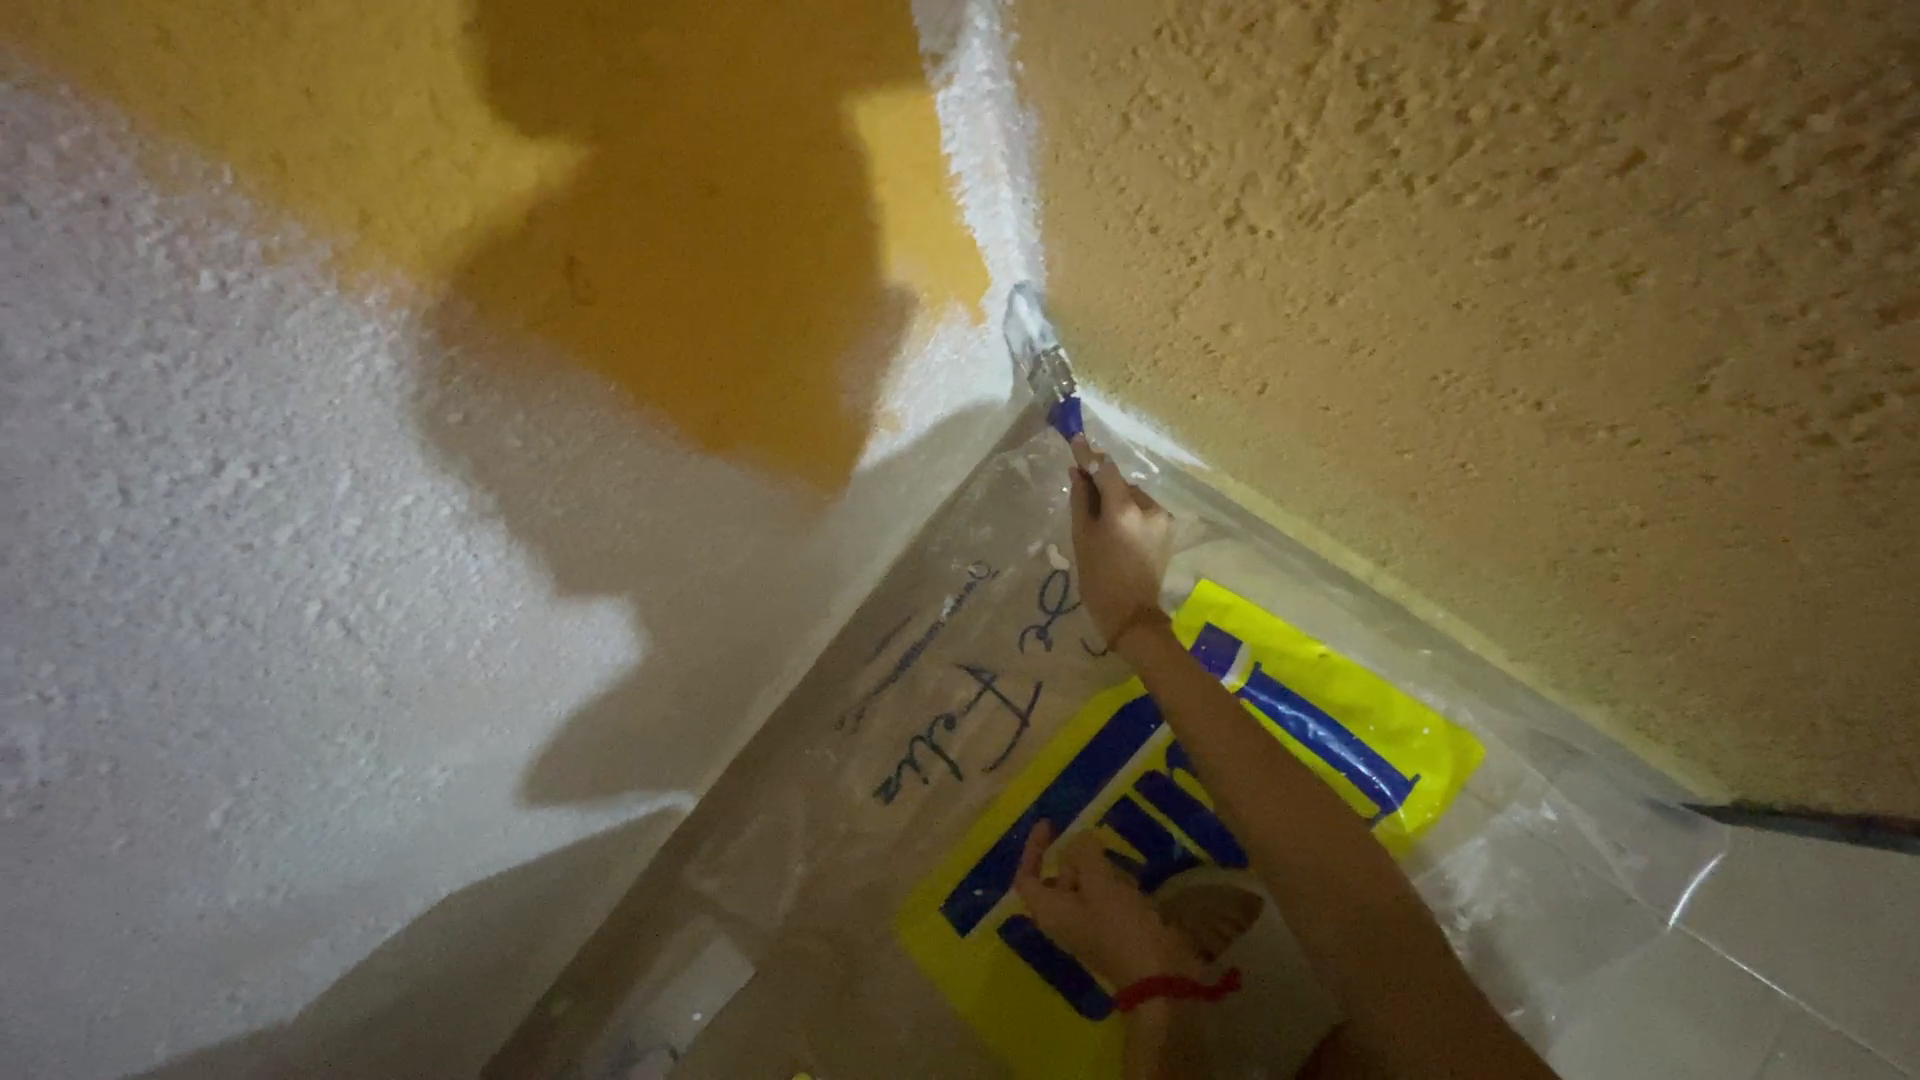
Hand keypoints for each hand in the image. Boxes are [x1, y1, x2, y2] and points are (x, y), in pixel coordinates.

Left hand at [1013, 821, 1207, 987]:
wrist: (1162, 977)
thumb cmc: (1120, 926)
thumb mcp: (1099, 883)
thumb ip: (1084, 854)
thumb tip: (1079, 838)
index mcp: (1050, 912)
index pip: (1026, 878)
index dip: (1033, 849)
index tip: (1050, 823)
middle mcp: (1065, 921)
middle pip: (1059, 880)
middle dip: (1075, 857)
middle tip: (1094, 839)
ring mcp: (1091, 927)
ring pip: (1086, 887)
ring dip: (1099, 868)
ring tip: (1117, 856)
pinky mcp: (1116, 931)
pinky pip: (1109, 900)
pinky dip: (1117, 884)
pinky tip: (1134, 878)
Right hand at [1069, 436, 1174, 648]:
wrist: (1131, 614)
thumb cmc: (1098, 578)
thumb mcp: (1081, 537)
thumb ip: (1081, 500)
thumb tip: (1078, 472)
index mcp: (1123, 510)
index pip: (1105, 469)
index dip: (1089, 454)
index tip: (1077, 438)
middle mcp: (1148, 508)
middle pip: (1120, 483)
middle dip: (1102, 485)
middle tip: (1083, 494)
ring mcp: (1162, 518)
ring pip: (1132, 496)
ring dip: (1117, 500)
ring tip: (1103, 523)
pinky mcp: (1168, 528)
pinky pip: (1143, 509)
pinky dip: (1129, 512)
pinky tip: (1119, 531)